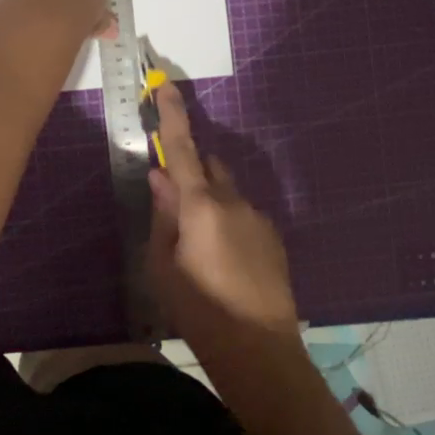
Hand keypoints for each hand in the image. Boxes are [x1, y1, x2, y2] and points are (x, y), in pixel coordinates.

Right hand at [147, 85, 297, 335]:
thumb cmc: (199, 308)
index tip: (166, 85)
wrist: (260, 350)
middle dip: (190, 173)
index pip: (181, 148)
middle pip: (208, 167)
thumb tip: (160, 178)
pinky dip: (228, 223)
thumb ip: (162, 215)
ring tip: (200, 248)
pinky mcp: (274, 238)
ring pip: (227, 194)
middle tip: (173, 205)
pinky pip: (244, 216)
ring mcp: (259, 218)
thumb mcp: (162, 263)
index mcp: (200, 204)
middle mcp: (234, 201)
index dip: (173, 115)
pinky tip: (223, 262)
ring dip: (210, 204)